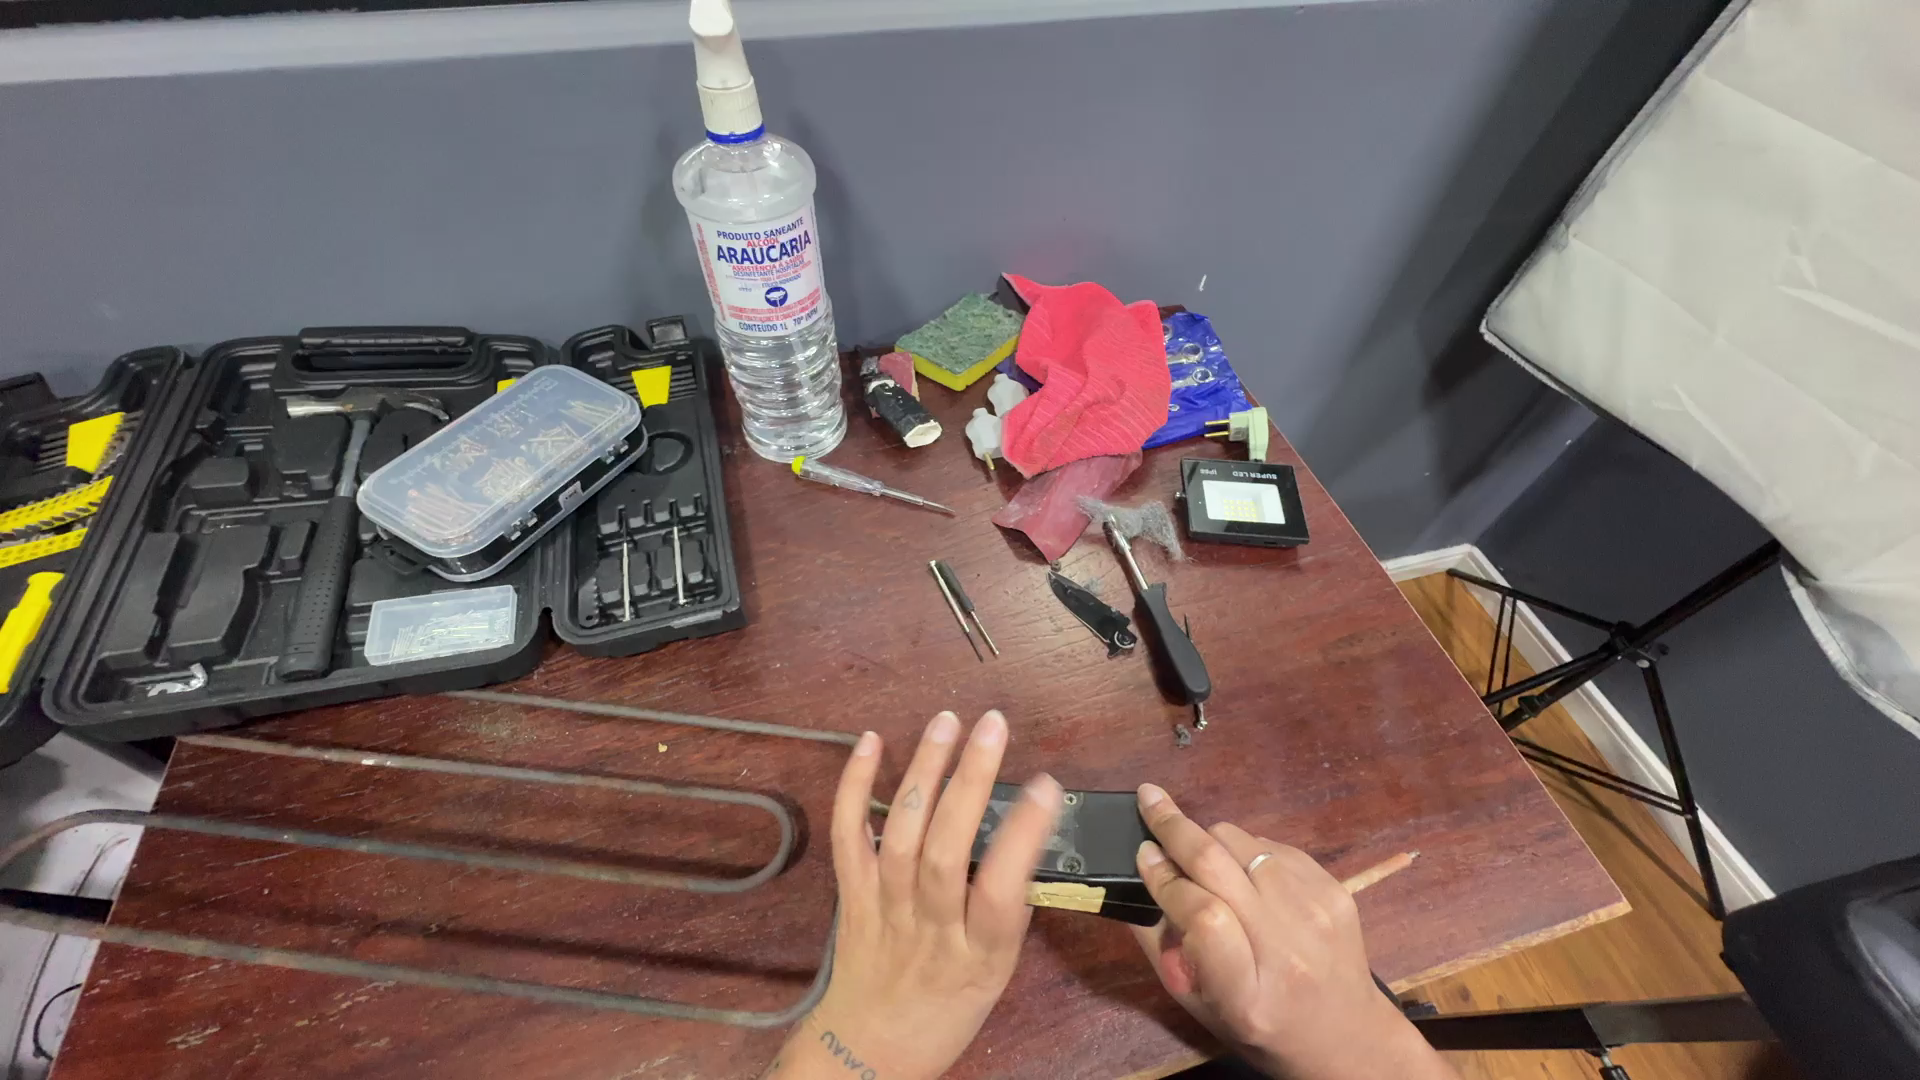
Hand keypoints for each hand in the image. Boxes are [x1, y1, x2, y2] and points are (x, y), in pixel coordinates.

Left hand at [766, 711, 1062, 1079]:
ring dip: (922, 773)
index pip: (1001, 892)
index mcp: (978, 954)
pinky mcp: (849, 894)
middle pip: (944, 852)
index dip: (1022, 836)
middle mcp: (929, 928)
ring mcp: (883, 908)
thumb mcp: (996, 971)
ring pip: (898, 836)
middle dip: (970, 782)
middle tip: (992, 725)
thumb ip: (1007, 905)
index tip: (1043, 783)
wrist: (870, 1050)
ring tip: (946, 722)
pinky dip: (854, 787)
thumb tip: (1027, 828)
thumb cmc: (948, 1006)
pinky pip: (847, 836)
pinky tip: (871, 742)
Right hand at [1130, 785, 1456, 1079]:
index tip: (1143, 854)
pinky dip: (1245, 850)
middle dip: (1174, 826)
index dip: (1168, 880)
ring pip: (1239, 840)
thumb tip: (1142, 864)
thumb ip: (1160, 939)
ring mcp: (1315, 913)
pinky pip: (1268, 842)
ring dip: (1209, 840)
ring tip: (1206, 864)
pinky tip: (1247, 877)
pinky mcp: (1333, 888)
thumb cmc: (1258, 1024)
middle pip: (1217, 863)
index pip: (1203, 916)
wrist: (1348, 1037)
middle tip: (1148, 799)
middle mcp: (1287, 948)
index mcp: (1246, 993)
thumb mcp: (1197, 1000)